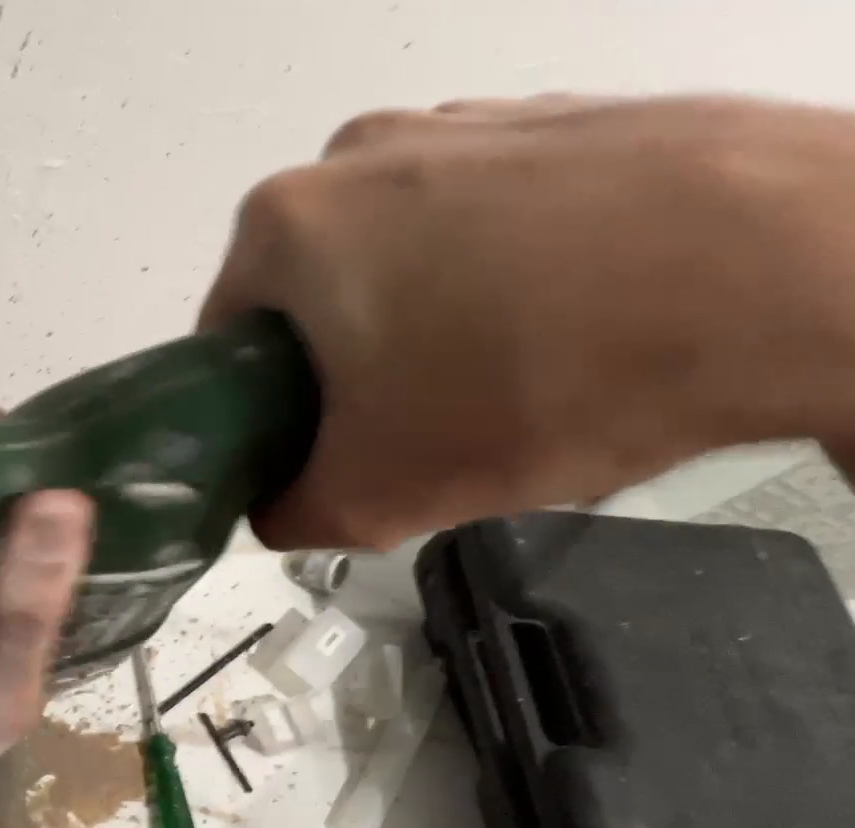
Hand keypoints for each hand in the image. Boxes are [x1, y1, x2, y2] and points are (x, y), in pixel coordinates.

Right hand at [203, 94, 854, 548]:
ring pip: (394, 256)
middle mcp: (355, 155)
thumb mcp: (374, 494)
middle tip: (402, 422)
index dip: (255, 410)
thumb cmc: (542, 375)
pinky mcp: (557, 119)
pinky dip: (497, 274)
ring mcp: (462, 123)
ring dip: (415, 318)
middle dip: (339, 363)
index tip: (311, 446)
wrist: (804, 271)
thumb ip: (285, 514)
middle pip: (308, 294)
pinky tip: (560, 321)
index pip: (224, 340)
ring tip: (494, 373)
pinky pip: (485, 218)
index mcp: (282, 225)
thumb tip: (274, 507)